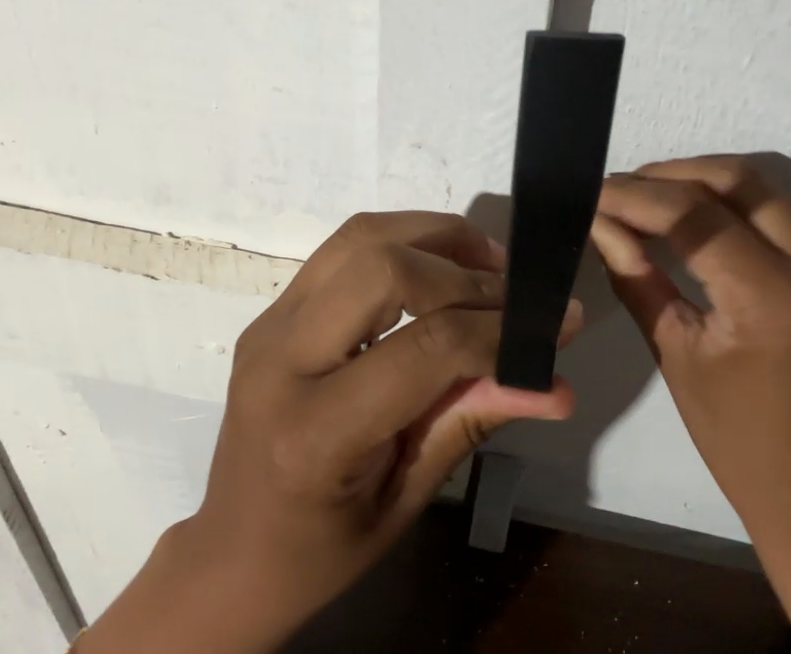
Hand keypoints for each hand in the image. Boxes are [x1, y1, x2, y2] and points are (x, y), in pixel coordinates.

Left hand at [81, 212, 578, 653]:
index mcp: (315, 431)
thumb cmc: (322, 548)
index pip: (426, 348)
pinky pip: (343, 250)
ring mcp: (268, 326)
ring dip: (434, 237)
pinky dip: (404, 243)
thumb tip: (557, 385)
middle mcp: (280, 360)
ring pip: (359, 237)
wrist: (233, 552)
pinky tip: (442, 271)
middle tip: (516, 292)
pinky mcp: (272, 312)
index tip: (558, 324)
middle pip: (383, 267)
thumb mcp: (407, 499)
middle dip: (465, 271)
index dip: (500, 330)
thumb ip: (472, 421)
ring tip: (487, 265)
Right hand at [593, 157, 790, 652]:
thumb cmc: (742, 446)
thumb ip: (639, 279)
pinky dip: (742, 214)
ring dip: (708, 186)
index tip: (597, 191)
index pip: (694, 214)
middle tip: (625, 187)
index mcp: (774, 299)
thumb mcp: (679, 358)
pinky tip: (704, 225)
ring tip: (655, 200)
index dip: (638, 195)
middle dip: (674, 174)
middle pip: (739, 180)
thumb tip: (602, 225)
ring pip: (769, 194)